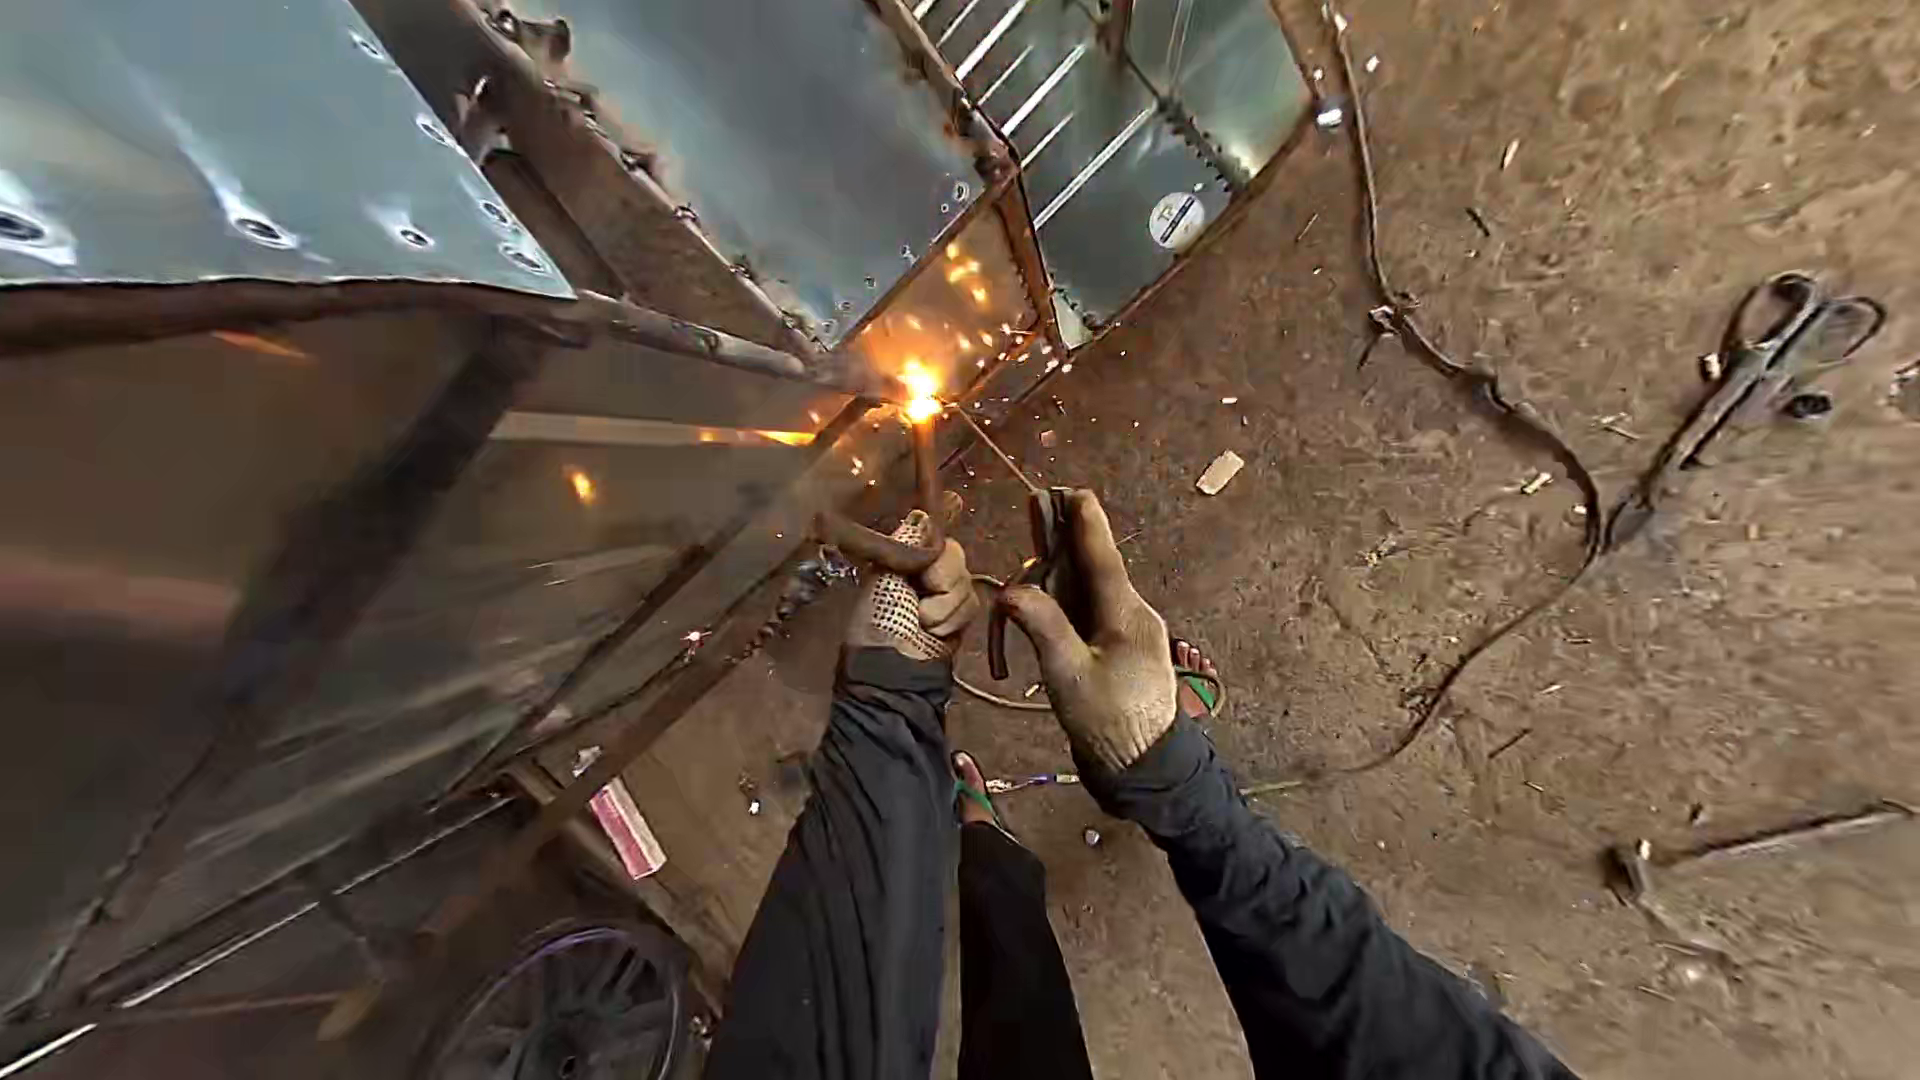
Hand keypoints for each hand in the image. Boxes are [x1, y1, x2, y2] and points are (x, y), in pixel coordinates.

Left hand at [847, 511, 982, 658]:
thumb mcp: (883, 576)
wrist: (891, 663)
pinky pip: (971, 604)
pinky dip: (950, 620)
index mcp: (907, 553)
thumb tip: (925, 511)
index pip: (934, 525)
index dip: (943, 520)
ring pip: (965, 581)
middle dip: (940, 575)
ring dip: (941, 605)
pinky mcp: (964, 613)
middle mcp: (931, 566)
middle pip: (954, 553)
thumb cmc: (877, 620)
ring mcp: (950, 589)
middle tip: (920, 591)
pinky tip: (934, 630)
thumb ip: (907, 543)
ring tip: (920, 619)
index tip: (943, 523)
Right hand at [1000, 491, 1175, 771]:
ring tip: (1036, 544)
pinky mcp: (1123, 643)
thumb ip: (1042, 627)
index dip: (1087, 524)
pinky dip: (1067, 593)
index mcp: (1127, 616)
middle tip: (1038, 509)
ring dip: (1062, 566)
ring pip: (1091, 587)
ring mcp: (1130, 628)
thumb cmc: (1108, 720)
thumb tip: (1009, 591)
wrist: (1144, 764)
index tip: (1075, 490)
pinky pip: (1092, 607)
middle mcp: (1133, 613)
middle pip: (1094, 568)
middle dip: (1065, 538)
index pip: (1104, 559)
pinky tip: (1047, 588)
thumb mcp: (1069, 675)